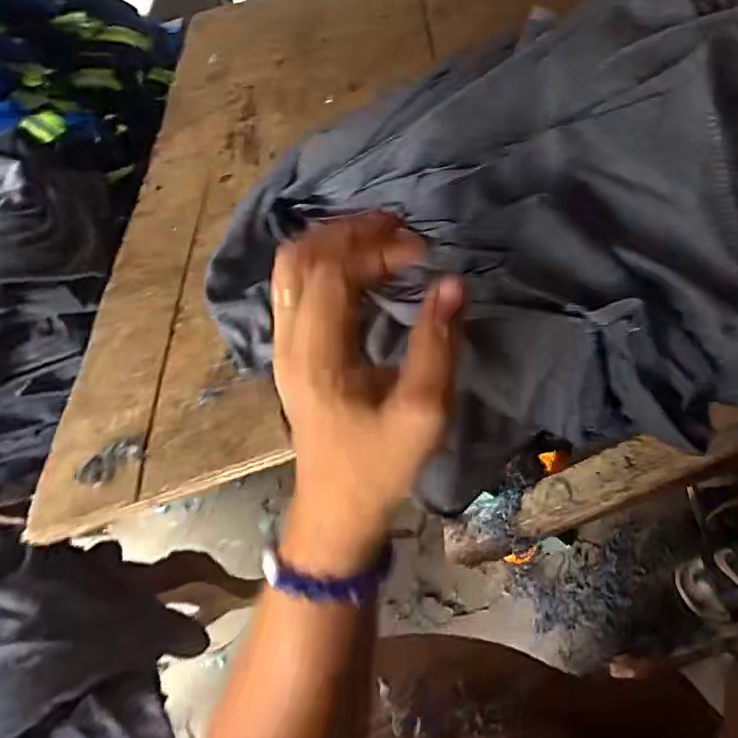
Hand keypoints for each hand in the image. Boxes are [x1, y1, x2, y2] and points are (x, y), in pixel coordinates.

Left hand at [269, 213, 463, 574]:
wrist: (335, 510)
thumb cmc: (378, 465)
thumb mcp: (422, 413)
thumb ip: (437, 345)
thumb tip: (453, 283)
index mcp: (316, 355)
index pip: (333, 271)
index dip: (377, 248)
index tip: (422, 253)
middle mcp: (290, 340)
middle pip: (302, 256)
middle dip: (352, 231)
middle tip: (401, 227)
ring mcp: (285, 342)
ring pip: (295, 265)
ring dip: (338, 240)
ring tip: (385, 235)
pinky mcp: (292, 346)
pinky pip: (299, 282)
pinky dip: (329, 259)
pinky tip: (364, 261)